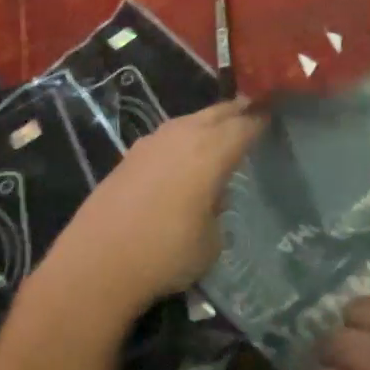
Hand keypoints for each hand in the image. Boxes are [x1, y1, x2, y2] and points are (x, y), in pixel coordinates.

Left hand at [43, 98, 264, 311]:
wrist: (99, 260)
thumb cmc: (166, 253)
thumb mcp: (211, 242)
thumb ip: (217, 210)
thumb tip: (210, 197)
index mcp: (211, 152)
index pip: (243, 126)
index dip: (259, 120)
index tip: (271, 114)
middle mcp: (183, 135)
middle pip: (216, 113)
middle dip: (236, 110)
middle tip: (252, 110)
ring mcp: (153, 141)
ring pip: (189, 120)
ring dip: (207, 121)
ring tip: (220, 129)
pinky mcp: (131, 154)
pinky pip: (167, 136)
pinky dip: (183, 137)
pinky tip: (183, 153)